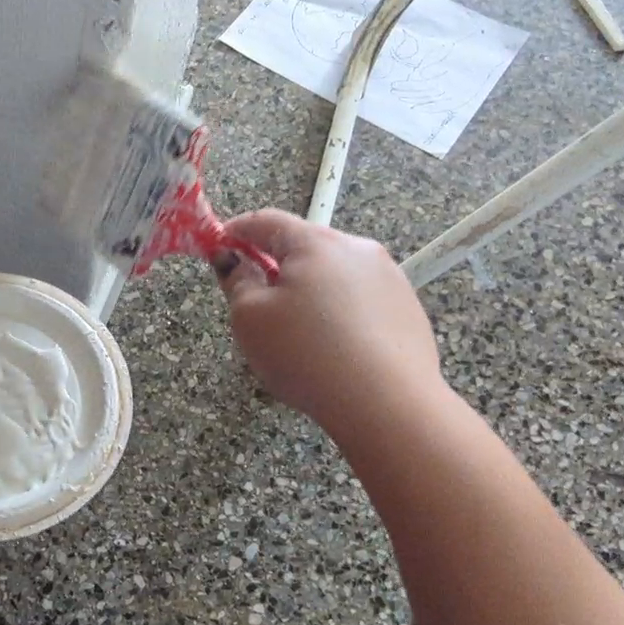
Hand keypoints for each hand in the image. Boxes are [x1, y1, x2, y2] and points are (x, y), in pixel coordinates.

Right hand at [214, 209, 445, 436]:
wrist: (386, 403)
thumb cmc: (305, 355)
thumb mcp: (249, 318)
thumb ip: (236, 280)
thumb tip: (230, 258)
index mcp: (315, 243)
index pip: (266, 221)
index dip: (235, 230)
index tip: (217, 246)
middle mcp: (357, 249)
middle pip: (304, 246)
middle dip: (274, 264)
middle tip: (252, 297)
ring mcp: (388, 277)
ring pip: (332, 273)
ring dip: (307, 289)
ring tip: (293, 330)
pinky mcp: (406, 307)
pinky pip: (358, 299)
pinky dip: (336, 311)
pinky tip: (329, 345)